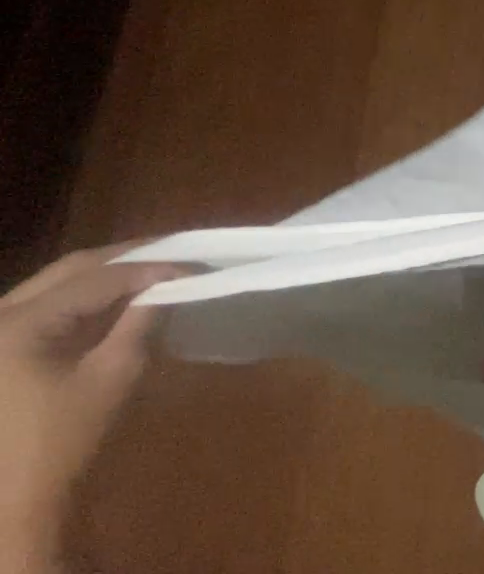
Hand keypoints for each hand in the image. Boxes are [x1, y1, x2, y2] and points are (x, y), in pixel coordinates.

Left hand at [0, 248, 181, 565]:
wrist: (7, 494)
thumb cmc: (60, 437)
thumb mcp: (113, 375)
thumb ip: (141, 322)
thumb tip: (174, 284)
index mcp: (18, 325)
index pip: (99, 278)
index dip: (153, 267)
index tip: (200, 267)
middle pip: (71, 268)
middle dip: (129, 255)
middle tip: (183, 251)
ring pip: (56, 282)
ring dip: (109, 271)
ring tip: (159, 267)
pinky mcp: (0, 346)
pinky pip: (46, 304)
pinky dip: (88, 294)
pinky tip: (123, 295)